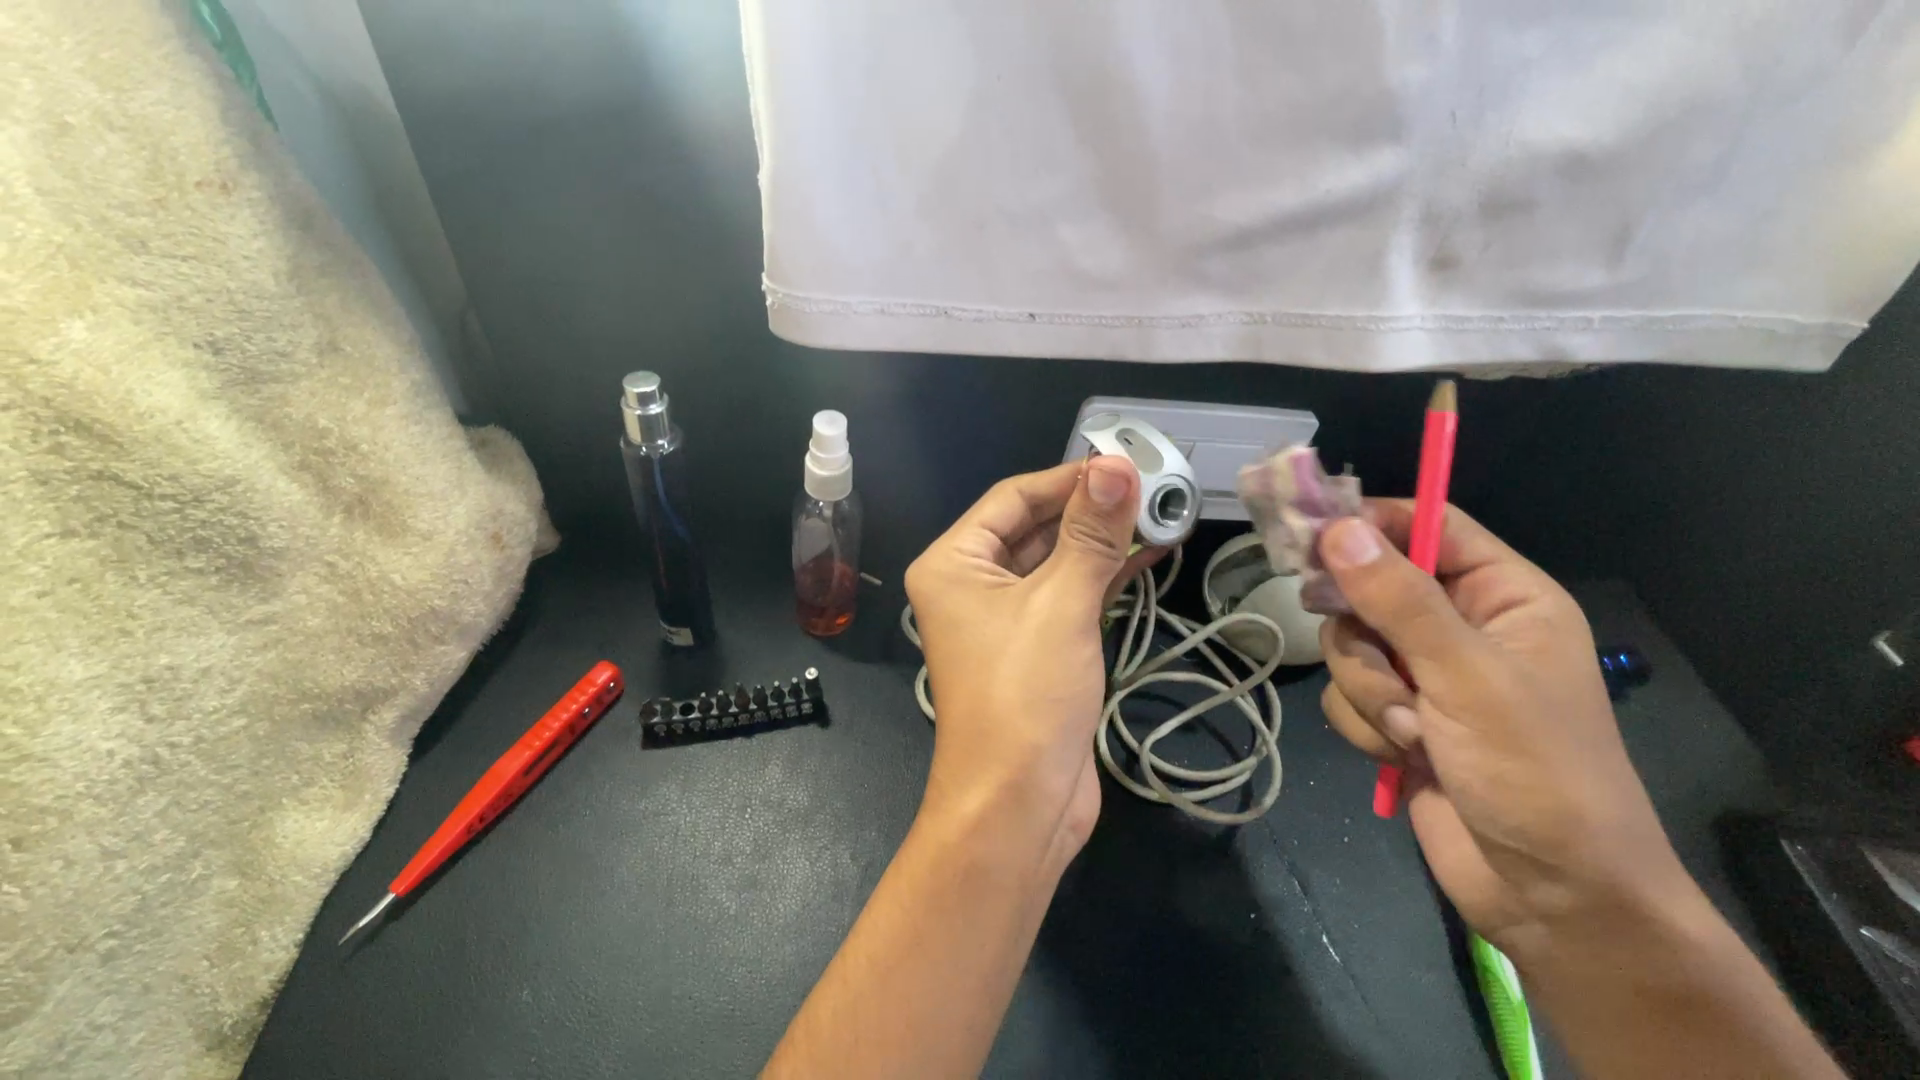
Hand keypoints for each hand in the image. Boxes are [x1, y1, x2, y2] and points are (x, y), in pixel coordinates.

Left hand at [905, 459, 1159, 861]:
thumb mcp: (1061, 603)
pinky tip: (1150, 552)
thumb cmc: (1025, 695)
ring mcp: (1004, 619)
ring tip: (1163, 511)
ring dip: (1105, 540)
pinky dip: (1106, 575)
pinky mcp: (1037, 648)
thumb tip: (1118, 466)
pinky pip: (1069, 596)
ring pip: (1057, 562)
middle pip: (1036, 527)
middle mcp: (972, 584)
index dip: (1070, 478)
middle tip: (1156, 485)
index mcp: (954, 563)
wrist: (1018, 803)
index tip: (1128, 462)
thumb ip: (1092, 532)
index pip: (1013, 497)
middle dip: (1093, 508)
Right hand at [1315, 502, 1693, 959]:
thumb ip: (1399, 600)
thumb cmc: (1534, 771)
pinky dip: (1365, 725)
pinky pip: (1348, 694)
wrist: (1549, 893)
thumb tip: (1338, 529)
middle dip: (1366, 634)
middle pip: (1372, 588)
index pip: (1428, 528)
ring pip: (1351, 646)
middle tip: (1376, 658)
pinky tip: (1403, 756)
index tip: (1307, 532)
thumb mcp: (1468, 676)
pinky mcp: (1399, 720)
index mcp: (1504, 598)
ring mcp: (1428, 677)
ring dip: (1369, 691)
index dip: (1369, 524)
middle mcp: (1463, 628)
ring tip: (1412, 732)